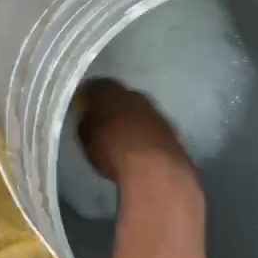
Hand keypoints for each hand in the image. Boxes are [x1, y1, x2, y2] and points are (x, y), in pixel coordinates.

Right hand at [76, 79, 194, 182]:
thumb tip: (88, 120)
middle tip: (105, 123)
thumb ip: (86, 123)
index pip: (94, 86)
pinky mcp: (173, 132)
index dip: (88, 98)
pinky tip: (143, 150)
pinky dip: (147, 136)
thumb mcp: (86, 137)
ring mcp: (156, 112)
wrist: (155, 171)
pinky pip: (154, 129)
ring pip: (139, 113)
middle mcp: (133, 94)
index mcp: (108, 90)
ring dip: (133, 122)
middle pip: (120, 97)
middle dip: (113, 108)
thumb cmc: (112, 148)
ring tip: (125, 140)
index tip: (83, 108)